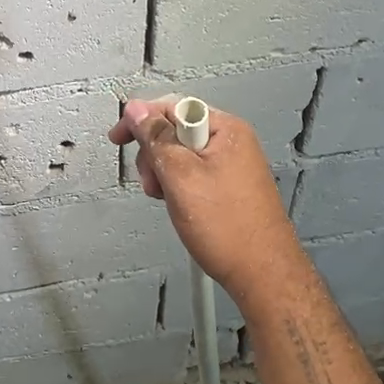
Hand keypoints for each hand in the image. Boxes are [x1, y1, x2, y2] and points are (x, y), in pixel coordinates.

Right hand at [109, 96, 304, 299]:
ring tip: (167, 199)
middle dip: (155, 154)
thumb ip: (156, 139)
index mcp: (226, 129)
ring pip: (182, 153)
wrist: (263, 276)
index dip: (142, 121)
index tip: (119, 138)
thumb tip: (136, 109)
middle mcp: (232, 141)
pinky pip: (194, 172)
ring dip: (164, 173)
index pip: (173, 107)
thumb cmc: (229, 230)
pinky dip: (179, 185)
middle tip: (152, 182)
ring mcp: (233, 164)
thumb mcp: (181, 177)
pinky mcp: (230, 185)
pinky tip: (179, 205)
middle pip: (176, 129)